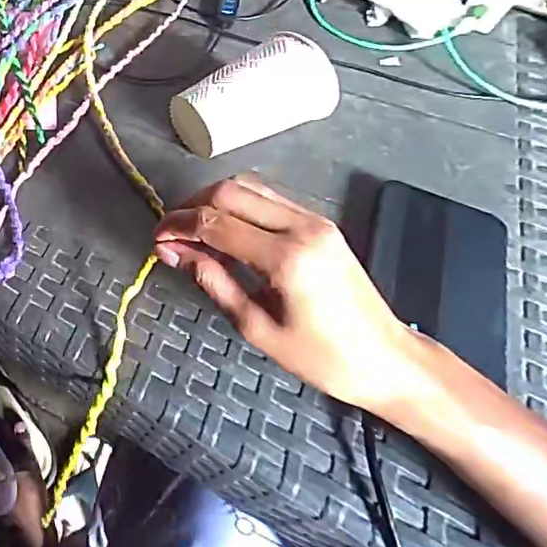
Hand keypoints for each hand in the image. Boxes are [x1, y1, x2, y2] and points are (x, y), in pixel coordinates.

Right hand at [152, 175, 424, 412]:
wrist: (389, 360)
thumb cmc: (323, 358)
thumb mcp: (258, 328)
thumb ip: (213, 282)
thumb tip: (174, 252)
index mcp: (286, 257)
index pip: (216, 222)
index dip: (178, 226)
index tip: (157, 239)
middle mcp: (301, 226)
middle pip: (229, 191)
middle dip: (191, 206)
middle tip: (171, 233)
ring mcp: (314, 220)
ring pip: (248, 186)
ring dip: (213, 201)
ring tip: (192, 230)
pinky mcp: (319, 223)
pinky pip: (267, 199)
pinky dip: (237, 206)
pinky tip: (225, 231)